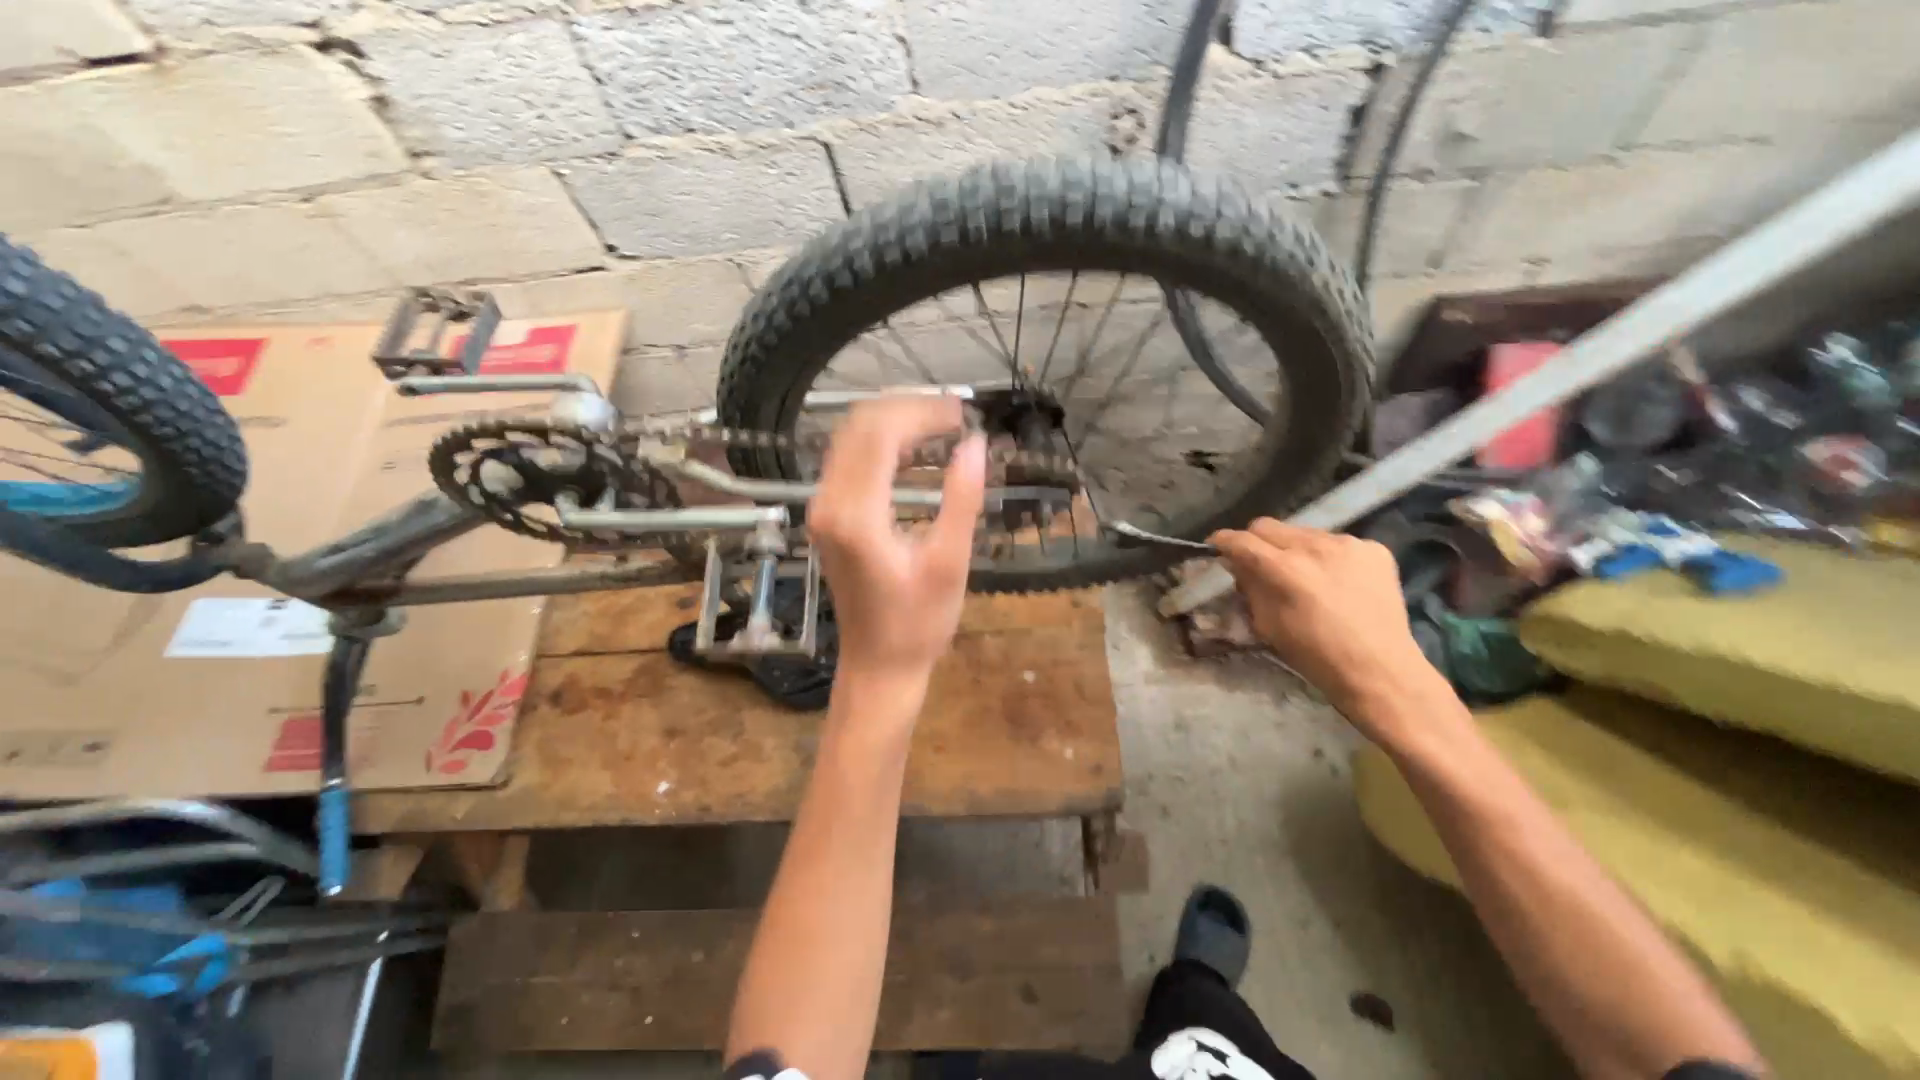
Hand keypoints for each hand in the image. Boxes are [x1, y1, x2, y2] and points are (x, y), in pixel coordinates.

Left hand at [808, 397, 986, 689]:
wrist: (878, 665)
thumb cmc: (919, 623)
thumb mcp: (950, 562)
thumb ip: (962, 499)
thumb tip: (976, 443)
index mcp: (857, 514)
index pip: (881, 433)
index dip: (923, 412)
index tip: (964, 414)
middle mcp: (829, 503)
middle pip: (860, 426)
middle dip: (909, 410)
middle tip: (956, 417)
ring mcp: (822, 509)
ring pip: (850, 437)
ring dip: (894, 423)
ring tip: (943, 427)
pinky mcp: (827, 516)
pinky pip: (848, 459)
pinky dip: (881, 444)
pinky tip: (916, 451)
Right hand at [1208, 519, 1449, 736]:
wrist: (1380, 670)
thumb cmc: (1316, 657)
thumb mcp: (1268, 626)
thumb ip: (1250, 588)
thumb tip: (1239, 565)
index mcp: (1284, 569)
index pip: (1242, 540)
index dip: (1224, 542)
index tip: (1217, 547)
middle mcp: (1315, 546)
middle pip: (1269, 526)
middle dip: (1257, 541)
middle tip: (1259, 562)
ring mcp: (1348, 544)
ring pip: (1305, 533)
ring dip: (1295, 549)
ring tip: (1305, 575)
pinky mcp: (1375, 549)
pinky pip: (1339, 543)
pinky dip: (1330, 558)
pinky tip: (1338, 582)